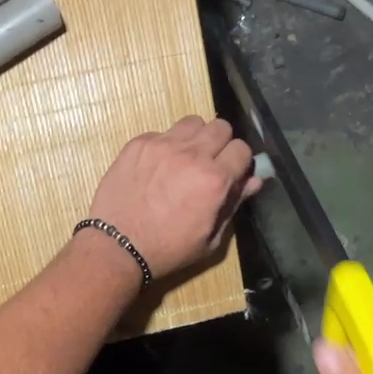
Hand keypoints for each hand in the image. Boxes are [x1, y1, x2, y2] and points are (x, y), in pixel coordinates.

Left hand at [87, 116, 263, 281]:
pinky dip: (166, 146)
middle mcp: (192, 155)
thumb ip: (233, 205)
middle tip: (208, 165)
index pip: (243, 149)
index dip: (239, 163)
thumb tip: (254, 181)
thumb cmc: (168, 251)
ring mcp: (163, 145)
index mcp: (215, 180)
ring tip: (184, 160)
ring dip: (195, 138)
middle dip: (221, 145)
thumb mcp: (210, 239)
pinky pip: (162, 132)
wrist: (118, 248)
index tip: (231, 174)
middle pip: (221, 127)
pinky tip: (157, 168)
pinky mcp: (139, 144)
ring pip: (193, 122)